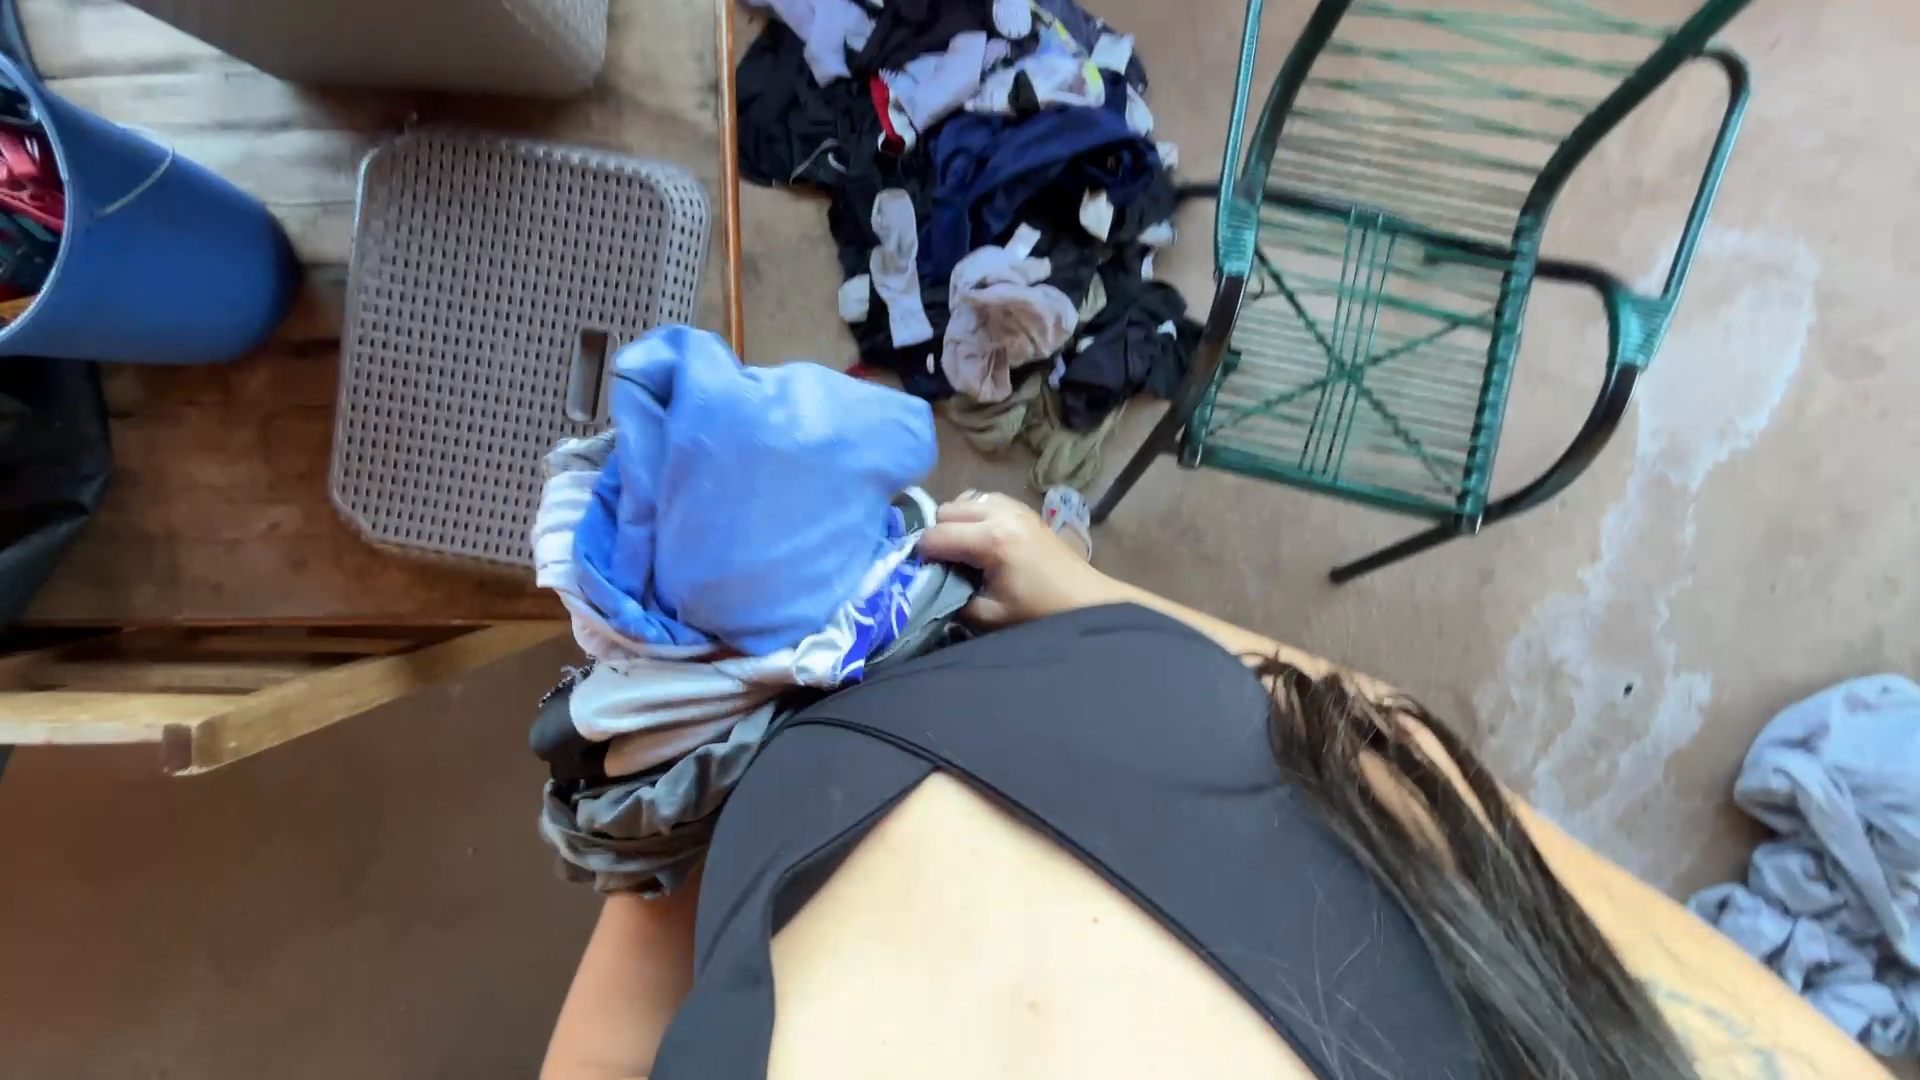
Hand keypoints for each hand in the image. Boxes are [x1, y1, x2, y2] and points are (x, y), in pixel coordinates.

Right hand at [916, 492, 1127, 628]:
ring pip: (965, 499)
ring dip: (956, 521)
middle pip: (946, 510)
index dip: (923, 555)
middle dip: (938, 534)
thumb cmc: (1038, 612)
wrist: (1086, 602)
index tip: (925, 573)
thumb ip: (953, 599)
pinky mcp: (1024, 508)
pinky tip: (981, 537)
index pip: (936, 535)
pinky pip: (985, 499)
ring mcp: (1014, 507)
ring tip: (962, 548)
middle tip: (945, 563)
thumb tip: (932, 585)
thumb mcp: (989, 616)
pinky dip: (975, 513)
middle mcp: (1000, 513)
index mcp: (992, 539)